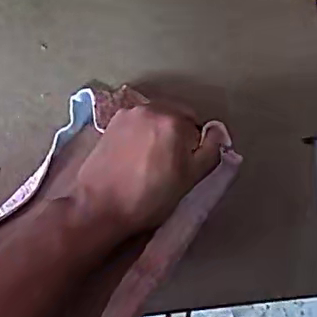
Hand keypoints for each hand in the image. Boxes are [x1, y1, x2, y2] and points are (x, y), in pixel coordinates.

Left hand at [70, 100, 222, 235]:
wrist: (99, 208)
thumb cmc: (149, 197)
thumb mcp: (191, 178)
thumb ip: (211, 150)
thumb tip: (217, 133)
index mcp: (174, 119)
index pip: (198, 126)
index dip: (196, 148)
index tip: (187, 167)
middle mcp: (151, 108)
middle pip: (177, 117)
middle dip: (179, 136)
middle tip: (171, 165)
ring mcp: (128, 114)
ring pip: (156, 119)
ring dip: (160, 134)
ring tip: (151, 163)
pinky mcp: (111, 124)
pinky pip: (138, 124)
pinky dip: (141, 135)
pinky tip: (135, 158)